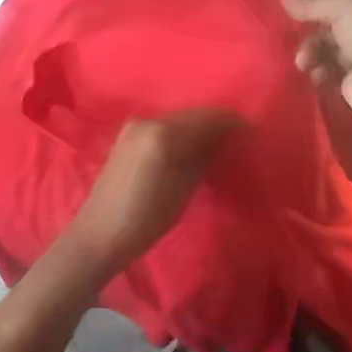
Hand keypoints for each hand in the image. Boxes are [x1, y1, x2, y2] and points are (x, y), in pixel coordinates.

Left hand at [68, 110, 237, 265]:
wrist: (99, 235)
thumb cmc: (146, 219)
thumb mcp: (183, 190)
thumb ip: (204, 158)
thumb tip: (225, 142)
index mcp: (164, 133)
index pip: (211, 118)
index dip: (235, 126)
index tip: (251, 139)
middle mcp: (149, 121)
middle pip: (194, 116)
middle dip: (218, 128)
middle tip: (236, 148)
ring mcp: (134, 128)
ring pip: (179, 121)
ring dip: (199, 132)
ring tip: (216, 154)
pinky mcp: (126, 138)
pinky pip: (163, 129)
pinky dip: (181, 137)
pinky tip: (189, 155)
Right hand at [282, 0, 351, 130]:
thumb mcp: (341, 7)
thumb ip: (310, 3)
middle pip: (328, 11)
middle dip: (308, 23)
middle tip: (291, 31)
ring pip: (324, 41)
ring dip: (310, 50)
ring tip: (305, 62)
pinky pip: (327, 65)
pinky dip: (318, 69)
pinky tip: (317, 75)